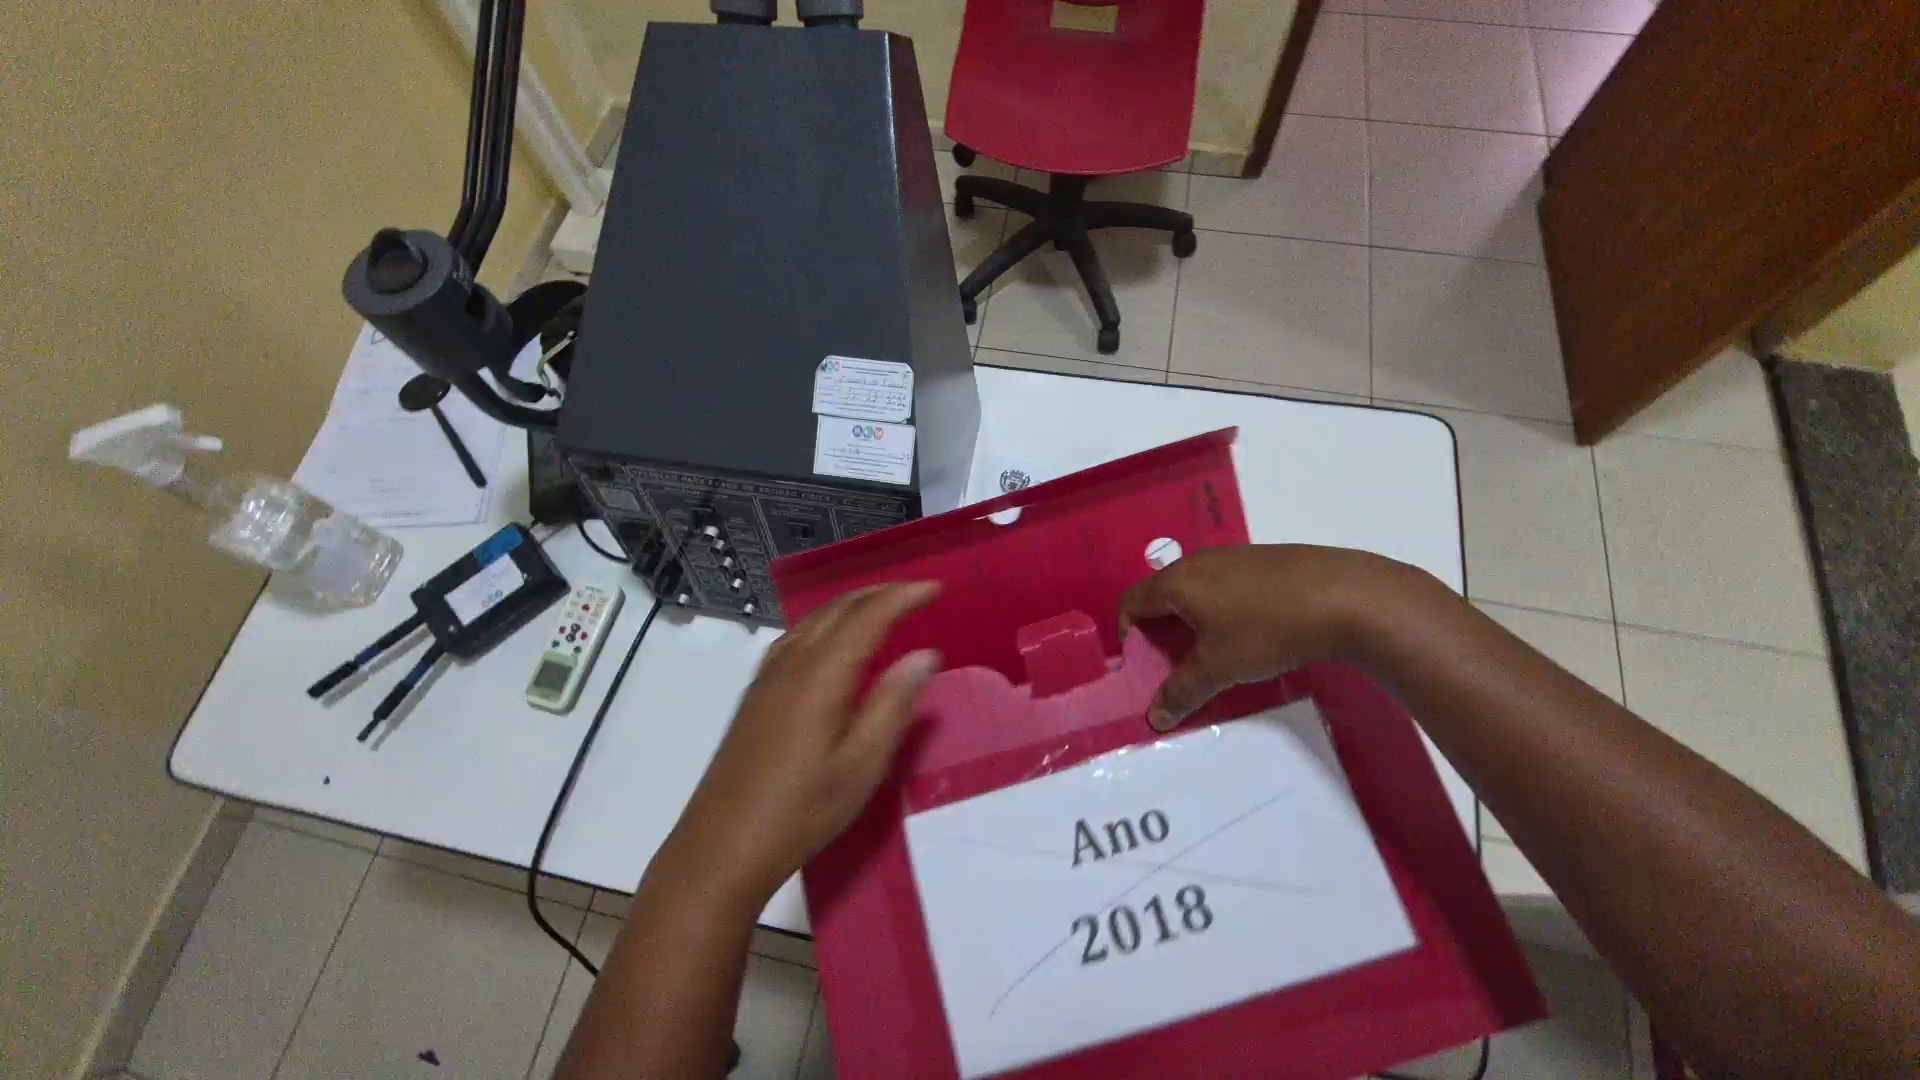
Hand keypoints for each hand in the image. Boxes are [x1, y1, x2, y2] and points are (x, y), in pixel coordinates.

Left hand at [670, 582, 942, 902]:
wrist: (722, 846)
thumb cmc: (802, 810)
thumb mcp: (862, 764)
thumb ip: (894, 704)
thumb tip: (925, 654)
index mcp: (821, 675)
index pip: (868, 616)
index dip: (903, 596)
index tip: (936, 588)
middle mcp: (791, 663)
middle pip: (838, 609)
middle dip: (880, 593)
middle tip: (917, 593)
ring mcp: (768, 677)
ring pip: (813, 620)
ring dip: (852, 604)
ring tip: (884, 607)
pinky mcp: (756, 694)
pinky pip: (796, 637)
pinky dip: (825, 623)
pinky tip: (832, 641)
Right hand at [1118, 545, 1413, 730]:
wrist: (1344, 596)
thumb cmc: (1266, 629)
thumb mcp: (1220, 667)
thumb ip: (1182, 691)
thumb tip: (1154, 717)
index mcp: (1178, 582)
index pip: (1132, 601)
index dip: (1128, 634)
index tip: (1143, 664)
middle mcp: (1199, 562)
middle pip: (1163, 594)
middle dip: (1161, 631)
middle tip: (1176, 664)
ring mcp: (1234, 557)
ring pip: (1197, 590)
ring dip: (1194, 621)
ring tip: (1215, 652)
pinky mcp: (1265, 561)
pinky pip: (1227, 586)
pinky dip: (1223, 610)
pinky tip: (1252, 632)